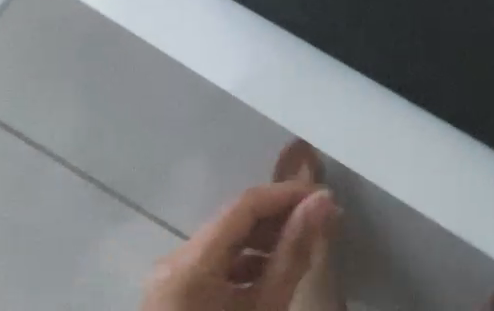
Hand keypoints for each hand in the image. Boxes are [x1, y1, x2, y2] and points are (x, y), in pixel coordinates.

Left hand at [140, 181, 338, 310]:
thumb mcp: (266, 309)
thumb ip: (294, 251)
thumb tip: (323, 200)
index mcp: (190, 262)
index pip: (246, 204)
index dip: (287, 194)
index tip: (326, 198)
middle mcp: (172, 261)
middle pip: (234, 220)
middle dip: (279, 217)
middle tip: (320, 224)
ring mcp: (168, 280)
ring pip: (224, 241)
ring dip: (263, 240)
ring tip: (300, 251)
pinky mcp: (171, 297)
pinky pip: (213, 264)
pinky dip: (244, 263)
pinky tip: (269, 277)